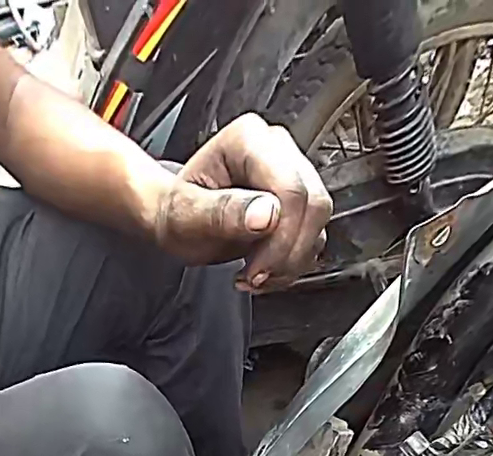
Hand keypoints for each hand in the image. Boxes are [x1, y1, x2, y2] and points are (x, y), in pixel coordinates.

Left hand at [151, 114, 332, 291]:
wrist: (175, 220)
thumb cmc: (176, 212)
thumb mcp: (186, 215)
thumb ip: (224, 212)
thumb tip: (268, 214)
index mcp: (248, 140)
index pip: (291, 188)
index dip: (281, 237)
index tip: (255, 269)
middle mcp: (277, 150)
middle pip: (312, 205)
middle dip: (287, 253)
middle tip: (254, 277)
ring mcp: (291, 175)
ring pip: (317, 223)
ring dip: (289, 262)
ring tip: (253, 276)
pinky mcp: (296, 204)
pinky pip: (311, 237)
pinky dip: (291, 264)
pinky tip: (262, 271)